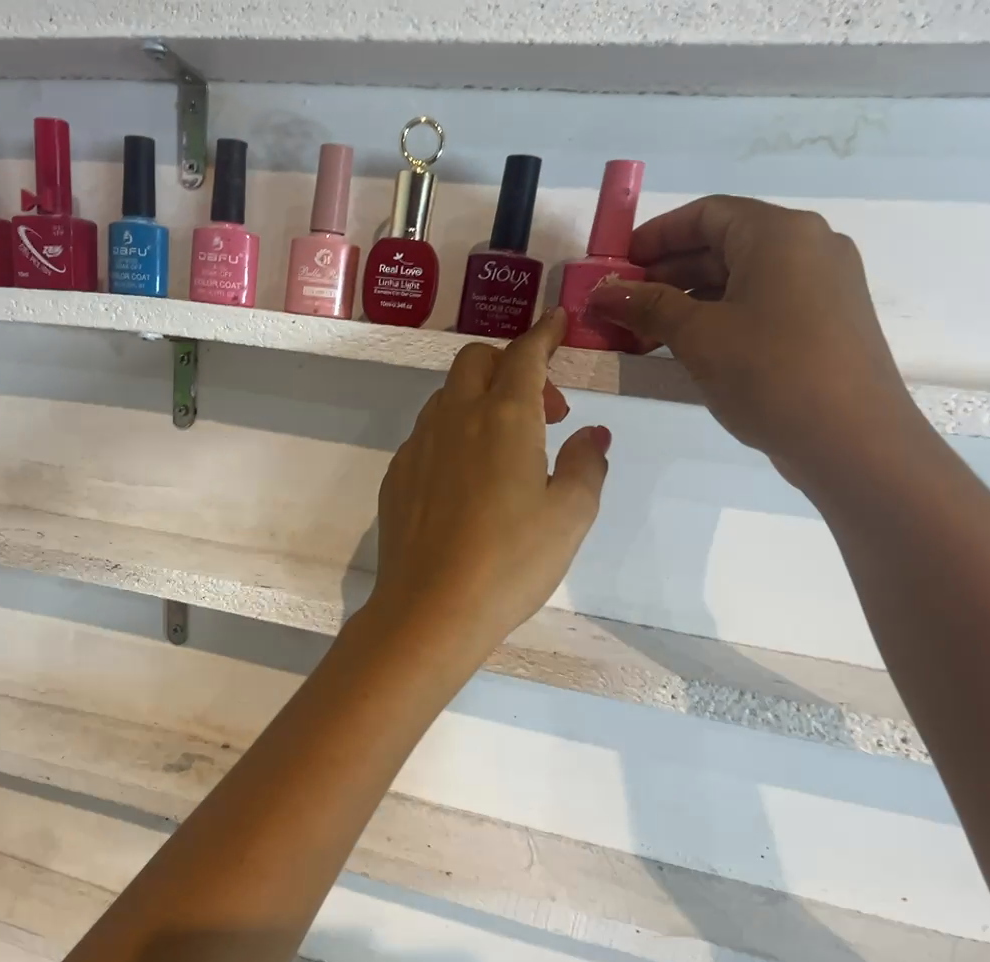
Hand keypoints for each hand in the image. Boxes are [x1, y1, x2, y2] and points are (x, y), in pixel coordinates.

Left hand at [367, 308, 610, 655]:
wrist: (430, 608)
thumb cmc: (510, 562)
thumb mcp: (569, 516)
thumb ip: (585, 465)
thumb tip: (592, 434)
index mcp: (504, 417)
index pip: (525, 355)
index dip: (544, 334)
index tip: (558, 324)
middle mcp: (454, 418)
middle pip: (476, 361)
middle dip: (511, 365)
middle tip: (544, 411)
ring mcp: (418, 446)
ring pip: (447, 397)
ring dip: (479, 400)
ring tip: (507, 448)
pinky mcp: (397, 476)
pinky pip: (427, 435)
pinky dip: (452, 434)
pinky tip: (467, 480)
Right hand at [587, 196, 925, 485]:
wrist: (851, 438)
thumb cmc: (770, 371)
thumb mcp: (698, 336)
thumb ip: (647, 307)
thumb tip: (602, 292)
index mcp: (779, 233)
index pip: (706, 214)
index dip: (654, 236)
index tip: (615, 266)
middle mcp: (807, 247)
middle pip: (722, 245)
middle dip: (664, 274)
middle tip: (619, 308)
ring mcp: (821, 286)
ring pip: (739, 279)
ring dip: (685, 302)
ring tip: (641, 337)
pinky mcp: (823, 323)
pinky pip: (759, 305)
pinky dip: (717, 319)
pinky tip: (684, 351)